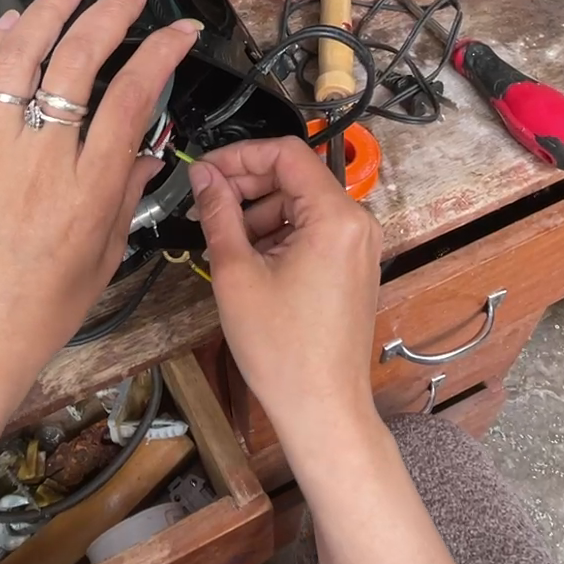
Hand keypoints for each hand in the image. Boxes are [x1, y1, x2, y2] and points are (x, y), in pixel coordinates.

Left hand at [0, 0, 199, 400]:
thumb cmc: (52, 301)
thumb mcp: (109, 249)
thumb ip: (130, 188)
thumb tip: (151, 147)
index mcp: (88, 187)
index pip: (131, 96)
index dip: (160, 52)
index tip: (179, 28)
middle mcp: (39, 157)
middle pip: (76, 63)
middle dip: (109, 15)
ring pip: (18, 58)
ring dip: (48, 10)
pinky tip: (13, 20)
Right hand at [190, 137, 383, 439]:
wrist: (322, 409)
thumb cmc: (281, 347)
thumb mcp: (236, 272)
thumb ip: (219, 212)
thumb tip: (203, 174)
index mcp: (335, 217)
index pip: (285, 154)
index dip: (239, 155)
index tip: (204, 171)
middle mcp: (357, 222)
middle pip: (294, 177)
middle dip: (245, 185)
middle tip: (205, 204)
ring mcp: (359, 245)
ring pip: (300, 203)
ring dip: (258, 211)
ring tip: (221, 238)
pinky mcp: (353, 265)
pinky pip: (312, 229)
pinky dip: (278, 233)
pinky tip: (247, 257)